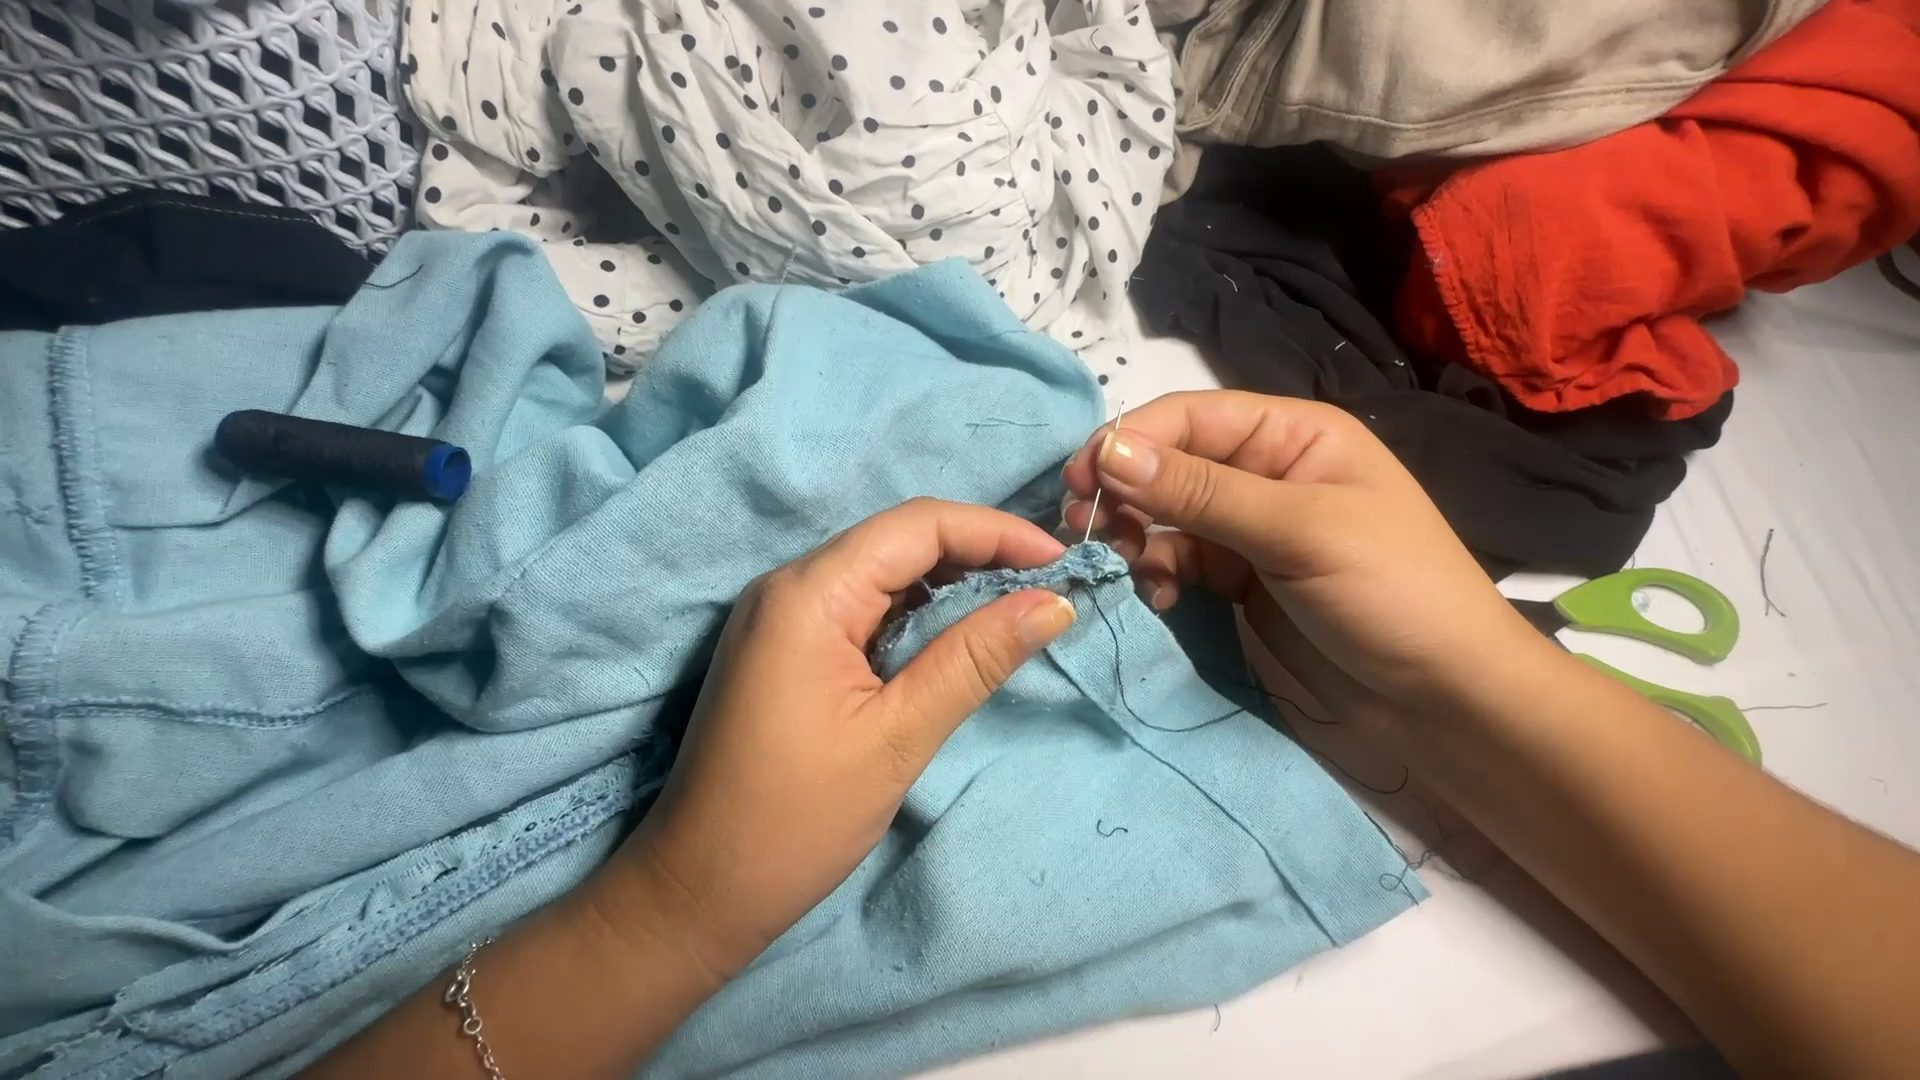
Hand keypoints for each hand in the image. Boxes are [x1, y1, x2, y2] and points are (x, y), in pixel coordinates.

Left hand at [611, 498, 1076, 980]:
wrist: (698, 890)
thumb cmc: (796, 820)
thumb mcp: (898, 736)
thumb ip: (975, 659)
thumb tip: (1053, 604)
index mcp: (809, 594)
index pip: (917, 526)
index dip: (996, 531)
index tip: (1061, 560)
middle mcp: (790, 585)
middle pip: (900, 539)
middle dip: (979, 552)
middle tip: (1048, 585)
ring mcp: (784, 613)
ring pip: (884, 570)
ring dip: (952, 582)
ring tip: (1019, 605)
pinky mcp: (788, 644)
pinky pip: (864, 604)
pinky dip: (918, 611)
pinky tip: (959, 632)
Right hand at [1062, 391, 1549, 716]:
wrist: (1443, 701)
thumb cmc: (1390, 592)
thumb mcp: (1297, 530)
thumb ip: (1199, 491)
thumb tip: (1107, 450)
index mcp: (1290, 435)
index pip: (1188, 418)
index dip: (1127, 442)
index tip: (1078, 482)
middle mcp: (1262, 473)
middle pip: (1167, 465)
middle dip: (1123, 493)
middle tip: (1083, 531)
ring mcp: (1246, 530)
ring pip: (1163, 516)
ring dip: (1135, 539)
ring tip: (1124, 569)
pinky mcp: (1236, 580)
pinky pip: (1176, 562)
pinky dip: (1157, 576)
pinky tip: (1160, 599)